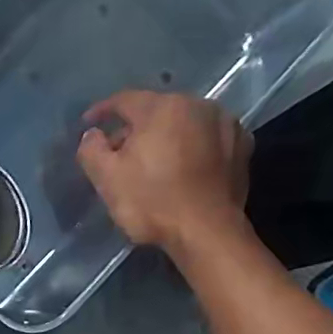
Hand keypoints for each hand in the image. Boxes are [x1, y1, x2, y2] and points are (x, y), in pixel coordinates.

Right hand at [77, 90, 253, 253]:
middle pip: (157, 111)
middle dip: (137, 129)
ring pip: (186, 123)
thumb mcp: (108, 179)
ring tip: (156, 162)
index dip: (103, 111)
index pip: (124, 100)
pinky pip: (210, 139)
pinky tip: (188, 166)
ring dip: (169, 137)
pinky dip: (196, 147)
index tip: (90, 124)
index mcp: (161, 108)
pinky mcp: (242, 147)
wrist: (208, 233)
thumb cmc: (153, 203)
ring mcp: (225, 124)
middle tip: (121, 153)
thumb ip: (92, 150)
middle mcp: (197, 105)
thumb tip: (92, 134)